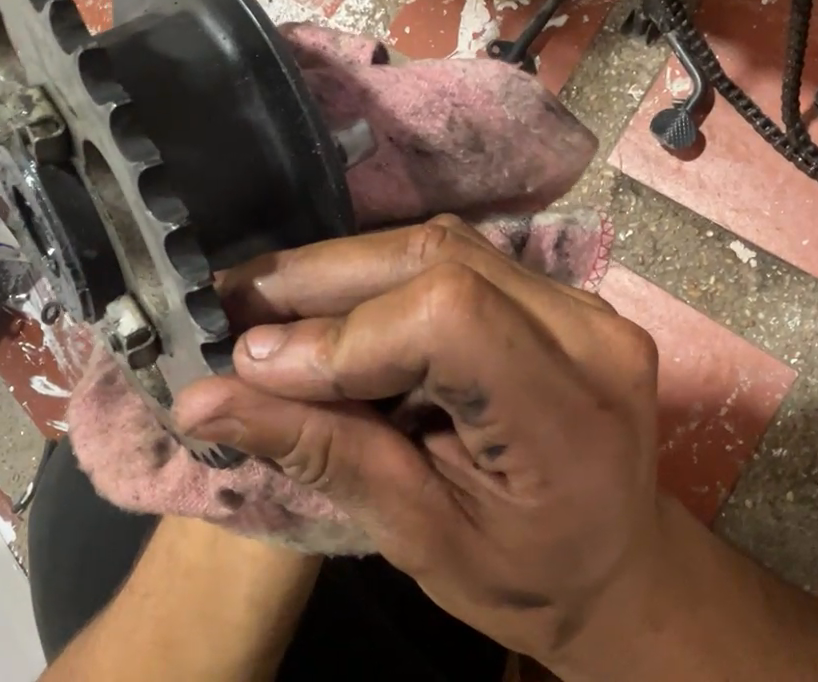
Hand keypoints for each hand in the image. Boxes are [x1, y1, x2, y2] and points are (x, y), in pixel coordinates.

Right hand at [171, 215, 666, 663]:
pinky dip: (377, 277)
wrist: (614, 560)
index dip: (343, 335)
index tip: (251, 367)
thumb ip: (323, 454)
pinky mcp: (551, 291)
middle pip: (438, 256)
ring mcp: (576, 300)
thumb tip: (203, 397)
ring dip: (341, 270)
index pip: (450, 319)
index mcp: (570, 409)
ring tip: (266, 308)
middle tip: (230, 310)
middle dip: (319, 279)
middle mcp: (585, 329)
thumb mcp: (419, 536)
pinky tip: (327, 307)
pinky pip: (454, 257)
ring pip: (439, 242)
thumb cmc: (525, 575)